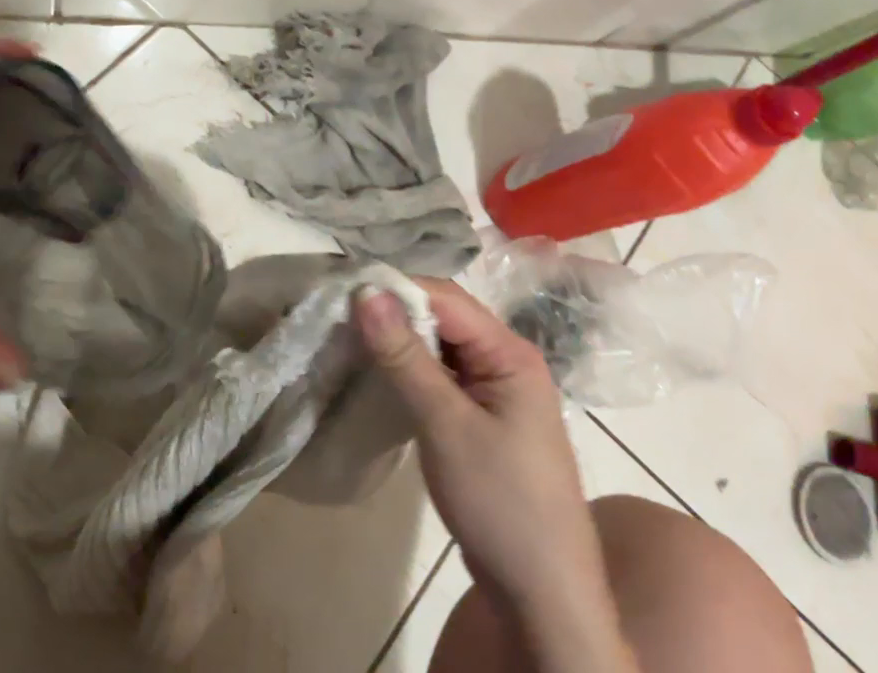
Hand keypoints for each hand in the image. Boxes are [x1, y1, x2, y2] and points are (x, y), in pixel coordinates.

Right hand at [353, 279, 587, 601]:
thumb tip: (366, 292)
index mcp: (510, 353)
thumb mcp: (445, 425)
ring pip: (441, 349)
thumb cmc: (499, 499)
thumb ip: (406, 357)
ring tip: (346, 342)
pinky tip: (377, 377)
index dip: (395, 289)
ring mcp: (496, 392)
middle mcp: (507, 361)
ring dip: (399, 343)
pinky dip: (410, 372)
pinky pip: (442, 379)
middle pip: (444, 318)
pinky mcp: (483, 419)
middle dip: (393, 313)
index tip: (339, 294)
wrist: (542, 588)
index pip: (446, 298)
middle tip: (335, 318)